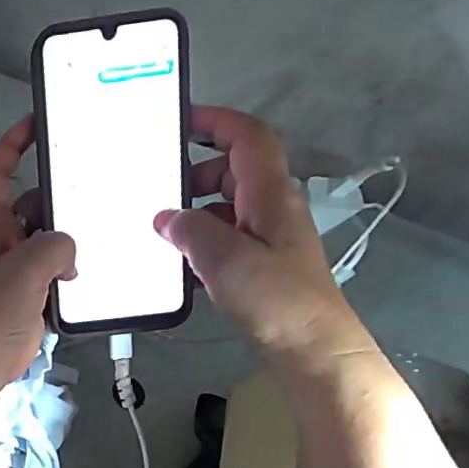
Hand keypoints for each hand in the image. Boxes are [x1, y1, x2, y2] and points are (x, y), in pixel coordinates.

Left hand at [0, 115, 76, 389]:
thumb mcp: (26, 266)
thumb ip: (56, 245)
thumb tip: (70, 257)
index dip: (11, 146)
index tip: (34, 123)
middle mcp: (7, 244)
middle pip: (36, 208)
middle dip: (61, 201)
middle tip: (98, 192)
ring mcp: (21, 272)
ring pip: (53, 243)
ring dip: (74, 241)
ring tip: (108, 232)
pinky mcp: (34, 298)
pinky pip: (60, 276)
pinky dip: (76, 275)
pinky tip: (99, 275)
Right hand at [152, 107, 374, 369]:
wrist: (310, 347)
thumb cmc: (275, 299)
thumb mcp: (226, 259)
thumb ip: (191, 231)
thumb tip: (166, 218)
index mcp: (270, 195)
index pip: (248, 138)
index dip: (217, 121)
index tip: (181, 120)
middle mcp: (271, 208)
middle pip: (232, 171)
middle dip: (193, 175)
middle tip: (158, 190)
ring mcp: (267, 238)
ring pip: (225, 208)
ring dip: (194, 213)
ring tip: (160, 232)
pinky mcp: (260, 265)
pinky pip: (225, 239)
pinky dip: (200, 242)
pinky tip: (178, 264)